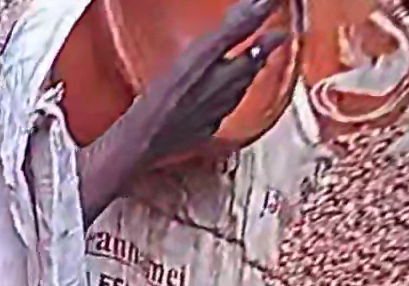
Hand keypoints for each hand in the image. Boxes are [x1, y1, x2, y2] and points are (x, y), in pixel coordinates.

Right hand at [143, 0, 289, 162]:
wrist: (134, 149)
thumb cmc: (162, 104)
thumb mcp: (199, 56)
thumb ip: (236, 28)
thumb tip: (265, 1)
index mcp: (234, 76)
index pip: (264, 48)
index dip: (270, 35)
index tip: (275, 26)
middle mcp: (228, 99)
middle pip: (248, 75)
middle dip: (252, 61)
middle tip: (254, 49)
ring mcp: (210, 122)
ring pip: (230, 98)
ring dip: (232, 87)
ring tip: (228, 78)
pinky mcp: (191, 141)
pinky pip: (209, 121)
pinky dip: (210, 111)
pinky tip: (201, 110)